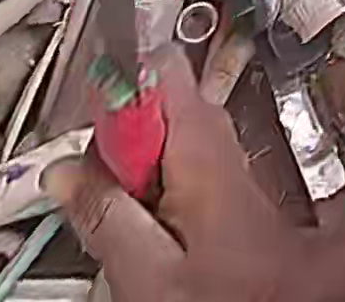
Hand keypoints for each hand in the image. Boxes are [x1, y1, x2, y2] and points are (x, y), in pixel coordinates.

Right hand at [42, 51, 303, 301]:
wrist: (283, 294)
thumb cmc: (229, 289)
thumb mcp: (149, 269)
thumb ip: (103, 215)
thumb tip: (62, 173)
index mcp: (196, 134)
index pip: (156, 66)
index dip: (114, 92)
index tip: (90, 142)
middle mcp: (209, 126)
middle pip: (147, 99)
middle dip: (113, 141)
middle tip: (104, 196)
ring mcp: (212, 141)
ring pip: (151, 128)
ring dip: (126, 165)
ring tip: (128, 217)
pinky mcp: (212, 162)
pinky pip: (166, 150)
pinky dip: (145, 179)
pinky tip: (149, 221)